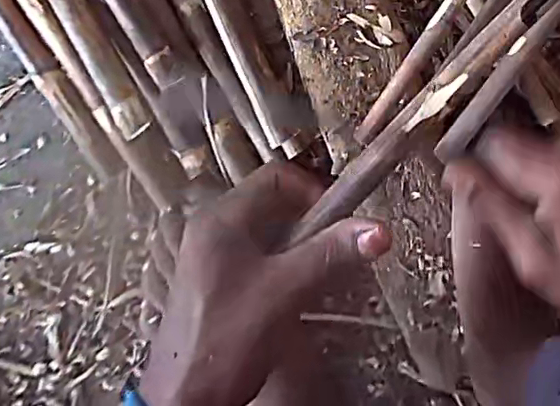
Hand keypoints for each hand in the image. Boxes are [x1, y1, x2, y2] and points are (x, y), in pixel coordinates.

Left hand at [139, 162, 391, 405]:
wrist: (181, 404)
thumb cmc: (227, 340)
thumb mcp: (283, 292)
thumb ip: (328, 256)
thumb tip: (379, 229)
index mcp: (221, 216)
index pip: (275, 176)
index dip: (311, 189)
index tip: (337, 218)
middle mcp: (210, 226)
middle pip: (268, 201)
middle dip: (306, 218)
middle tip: (333, 243)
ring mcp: (206, 254)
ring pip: (261, 230)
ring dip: (294, 242)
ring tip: (319, 269)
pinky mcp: (209, 282)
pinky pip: (251, 254)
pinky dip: (278, 262)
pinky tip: (292, 291)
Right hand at [444, 127, 559, 328]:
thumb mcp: (535, 260)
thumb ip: (492, 209)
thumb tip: (456, 173)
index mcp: (556, 173)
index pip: (491, 142)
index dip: (475, 162)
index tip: (470, 180)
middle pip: (510, 140)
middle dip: (502, 169)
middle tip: (511, 204)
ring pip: (529, 143)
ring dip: (525, 168)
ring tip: (541, 207)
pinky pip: (553, 146)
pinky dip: (547, 167)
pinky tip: (559, 200)